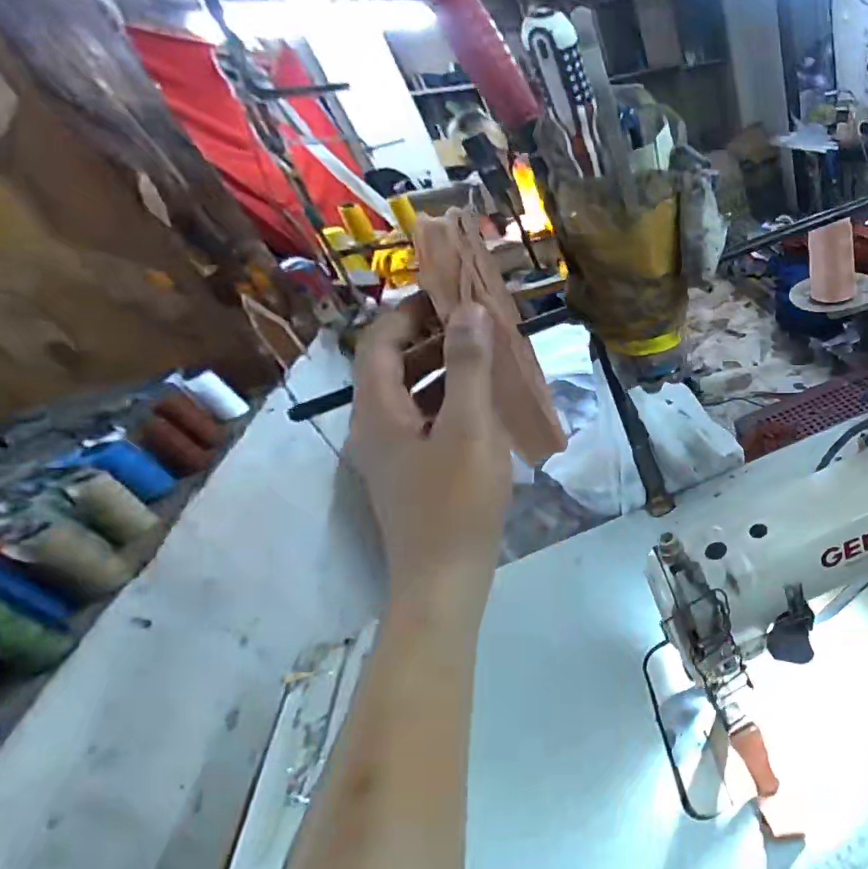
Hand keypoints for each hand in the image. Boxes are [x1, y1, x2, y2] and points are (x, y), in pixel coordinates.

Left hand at [348, 300, 512, 594]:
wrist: (446, 575)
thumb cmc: (457, 499)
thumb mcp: (470, 427)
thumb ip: (469, 366)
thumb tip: (470, 309)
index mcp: (376, 410)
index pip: (378, 342)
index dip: (409, 312)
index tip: (452, 294)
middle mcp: (375, 425)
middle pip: (395, 365)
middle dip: (434, 338)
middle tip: (481, 322)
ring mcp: (394, 451)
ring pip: (414, 394)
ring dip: (448, 369)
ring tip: (492, 356)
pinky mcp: (414, 470)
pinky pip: (429, 419)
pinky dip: (454, 400)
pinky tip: (489, 404)